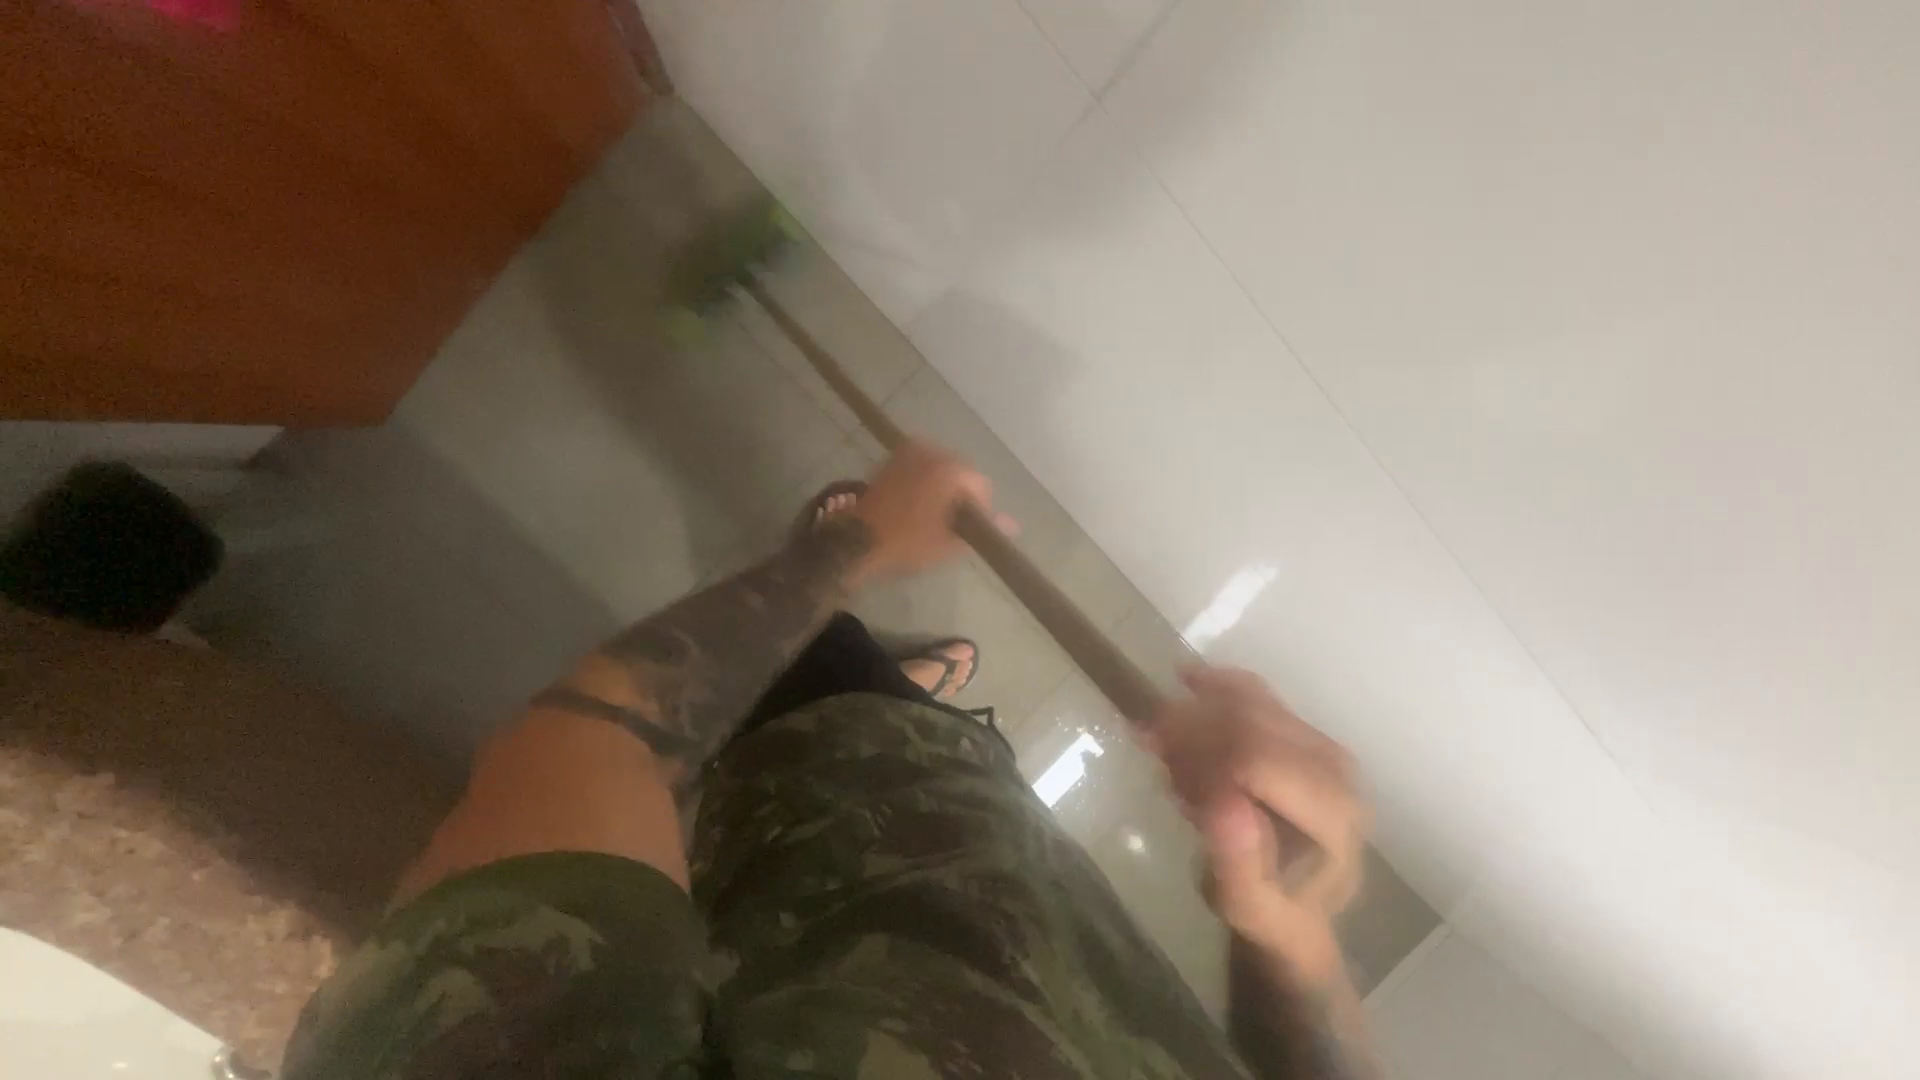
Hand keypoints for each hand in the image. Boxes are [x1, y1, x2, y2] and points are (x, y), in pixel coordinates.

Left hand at [847, 440, 1002, 584]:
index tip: (969, 529)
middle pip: (961, 472)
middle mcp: (932, 452)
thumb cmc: (906, 543)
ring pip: (940, 468)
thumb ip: (982, 530)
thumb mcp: (948, 543)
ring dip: (942, 487)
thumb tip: (1014, 525)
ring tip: (933, 515)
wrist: (856, 541)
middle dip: (960, 494)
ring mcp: (908, 453)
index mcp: (950, 469)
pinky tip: (916, 505)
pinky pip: (919, 467)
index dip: (980, 509)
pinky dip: (924, 481)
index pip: (981, 485)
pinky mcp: (890, 460)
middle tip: (952, 523)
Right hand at [1150, 666, 1368, 989]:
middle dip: (1193, 726)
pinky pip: (1258, 694)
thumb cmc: (1265, 909)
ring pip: (1253, 701)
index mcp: (1330, 816)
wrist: (1293, 905)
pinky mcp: (1306, 734)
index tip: (1156, 758)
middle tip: (1148, 740)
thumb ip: (1237, 862)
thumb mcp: (1242, 904)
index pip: (1258, 760)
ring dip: (1198, 708)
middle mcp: (1336, 772)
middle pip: (1253, 724)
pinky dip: (1215, 687)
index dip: (1201, 752)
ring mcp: (1323, 747)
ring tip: (1161, 734)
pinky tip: (1186, 680)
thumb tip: (1224, 803)